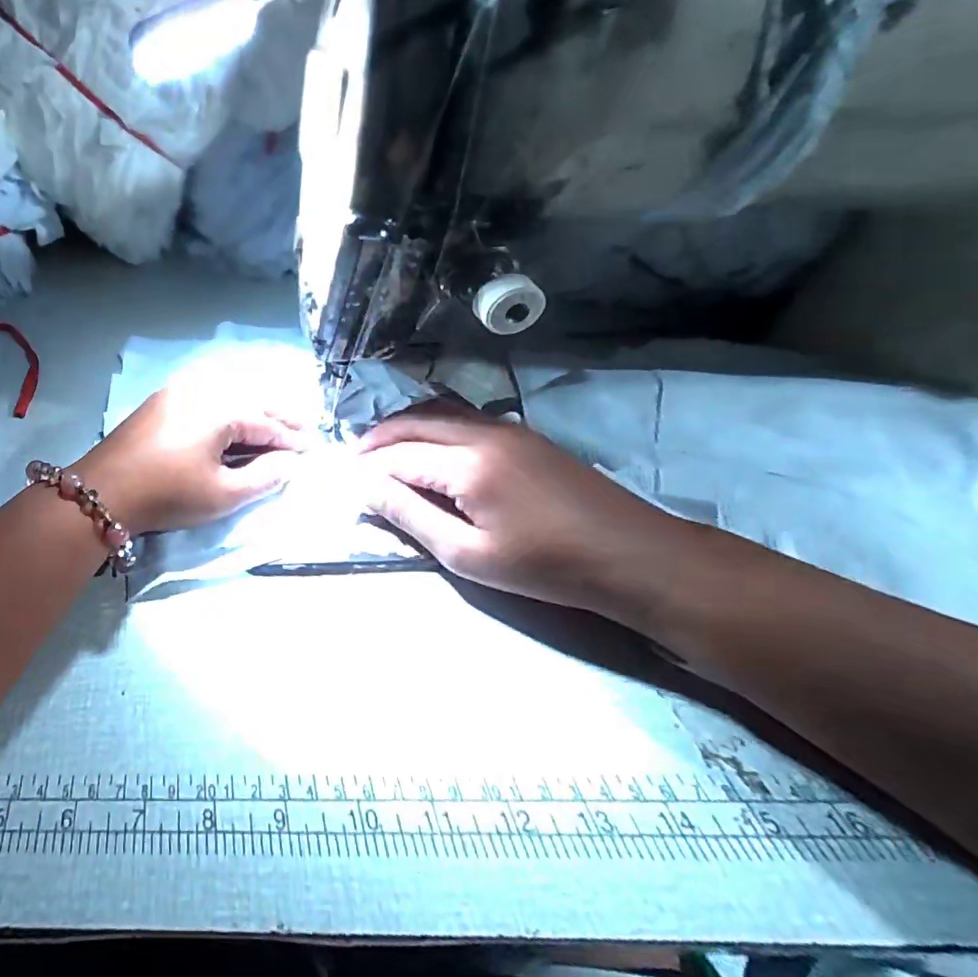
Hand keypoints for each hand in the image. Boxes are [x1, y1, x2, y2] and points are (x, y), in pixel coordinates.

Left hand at [76, 385, 313, 534]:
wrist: (104, 491)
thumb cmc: (168, 494)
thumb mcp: (222, 494)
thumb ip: (264, 477)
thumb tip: (290, 462)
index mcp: (222, 408)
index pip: (267, 423)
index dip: (291, 439)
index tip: (311, 449)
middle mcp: (202, 389)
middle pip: (250, 400)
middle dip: (277, 416)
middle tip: (302, 429)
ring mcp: (176, 391)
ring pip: (228, 393)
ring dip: (253, 408)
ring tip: (271, 424)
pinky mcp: (159, 401)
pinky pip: (205, 394)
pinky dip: (227, 405)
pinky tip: (233, 416)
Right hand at [357, 399, 699, 615]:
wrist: (633, 555)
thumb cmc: (545, 565)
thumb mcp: (466, 554)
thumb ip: (410, 516)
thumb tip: (365, 488)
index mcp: (468, 464)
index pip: (398, 455)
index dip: (366, 469)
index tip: (344, 483)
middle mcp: (485, 433)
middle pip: (415, 421)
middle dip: (378, 437)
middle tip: (352, 460)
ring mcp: (509, 429)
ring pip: (440, 411)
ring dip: (405, 426)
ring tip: (381, 451)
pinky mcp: (526, 435)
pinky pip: (465, 417)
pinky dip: (433, 425)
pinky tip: (428, 448)